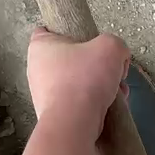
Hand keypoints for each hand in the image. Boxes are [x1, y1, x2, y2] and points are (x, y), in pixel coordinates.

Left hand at [26, 28, 128, 144]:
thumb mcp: (111, 47)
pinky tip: (110, 106)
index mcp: (40, 46)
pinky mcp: (53, 113)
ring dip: (99, 85)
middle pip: (72, 58)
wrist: (74, 123)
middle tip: (111, 71)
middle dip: (96, 65)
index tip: (88, 41)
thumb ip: (116, 45)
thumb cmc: (85, 78)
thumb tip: (118, 60)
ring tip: (116, 91)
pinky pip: (76, 102)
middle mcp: (36, 68)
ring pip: (77, 81)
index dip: (71, 32)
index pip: (50, 30)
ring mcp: (43, 93)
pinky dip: (92, 103)